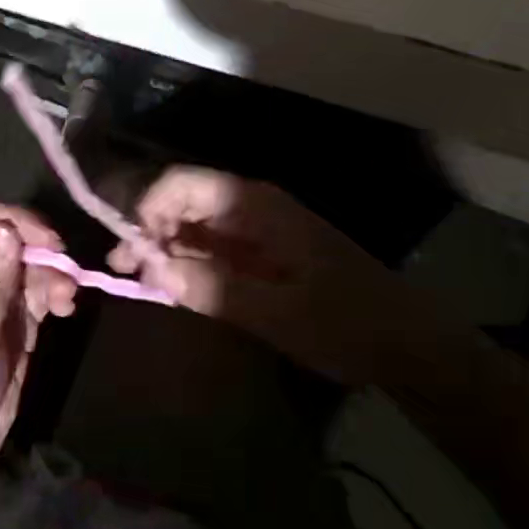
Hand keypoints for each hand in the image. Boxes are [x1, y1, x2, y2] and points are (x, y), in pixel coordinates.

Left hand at [0, 204, 76, 528]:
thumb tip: (5, 226)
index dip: (14, 223)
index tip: (48, 240)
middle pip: (13, 244)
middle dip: (43, 251)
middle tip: (67, 276)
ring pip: (31, 269)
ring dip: (54, 275)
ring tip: (68, 301)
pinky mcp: (16, 330)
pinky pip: (40, 297)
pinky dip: (56, 296)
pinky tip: (67, 307)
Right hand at [107, 167, 402, 379]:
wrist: (407, 344)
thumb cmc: (347, 321)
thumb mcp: (279, 312)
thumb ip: (212, 289)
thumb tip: (150, 271)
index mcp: (253, 204)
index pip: (183, 183)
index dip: (147, 207)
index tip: (130, 248)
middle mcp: (246, 205)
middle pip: (180, 200)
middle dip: (146, 228)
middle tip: (121, 268)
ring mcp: (250, 228)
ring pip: (189, 223)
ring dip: (160, 247)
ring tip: (134, 279)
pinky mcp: (254, 252)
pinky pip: (206, 247)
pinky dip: (182, 263)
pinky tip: (165, 285)